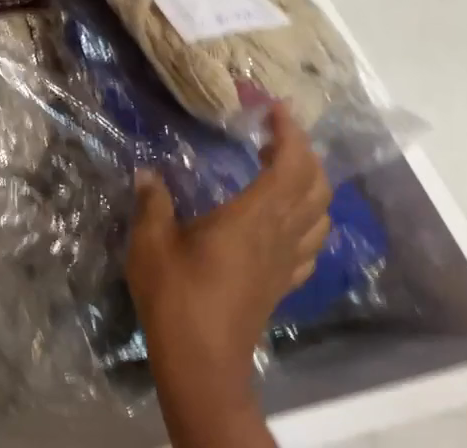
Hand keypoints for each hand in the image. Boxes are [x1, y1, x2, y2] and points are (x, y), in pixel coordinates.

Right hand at [126, 104, 330, 444]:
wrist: (201, 358)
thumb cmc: (174, 294)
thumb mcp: (150, 241)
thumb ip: (153, 202)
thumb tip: (147, 172)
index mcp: (251, 219)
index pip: (288, 168)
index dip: (288, 135)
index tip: (274, 108)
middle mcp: (278, 236)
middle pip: (314, 188)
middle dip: (303, 152)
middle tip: (275, 130)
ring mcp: (284, 262)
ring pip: (318, 214)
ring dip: (310, 183)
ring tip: (282, 164)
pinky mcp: (281, 282)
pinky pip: (309, 242)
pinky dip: (307, 217)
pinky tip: (284, 215)